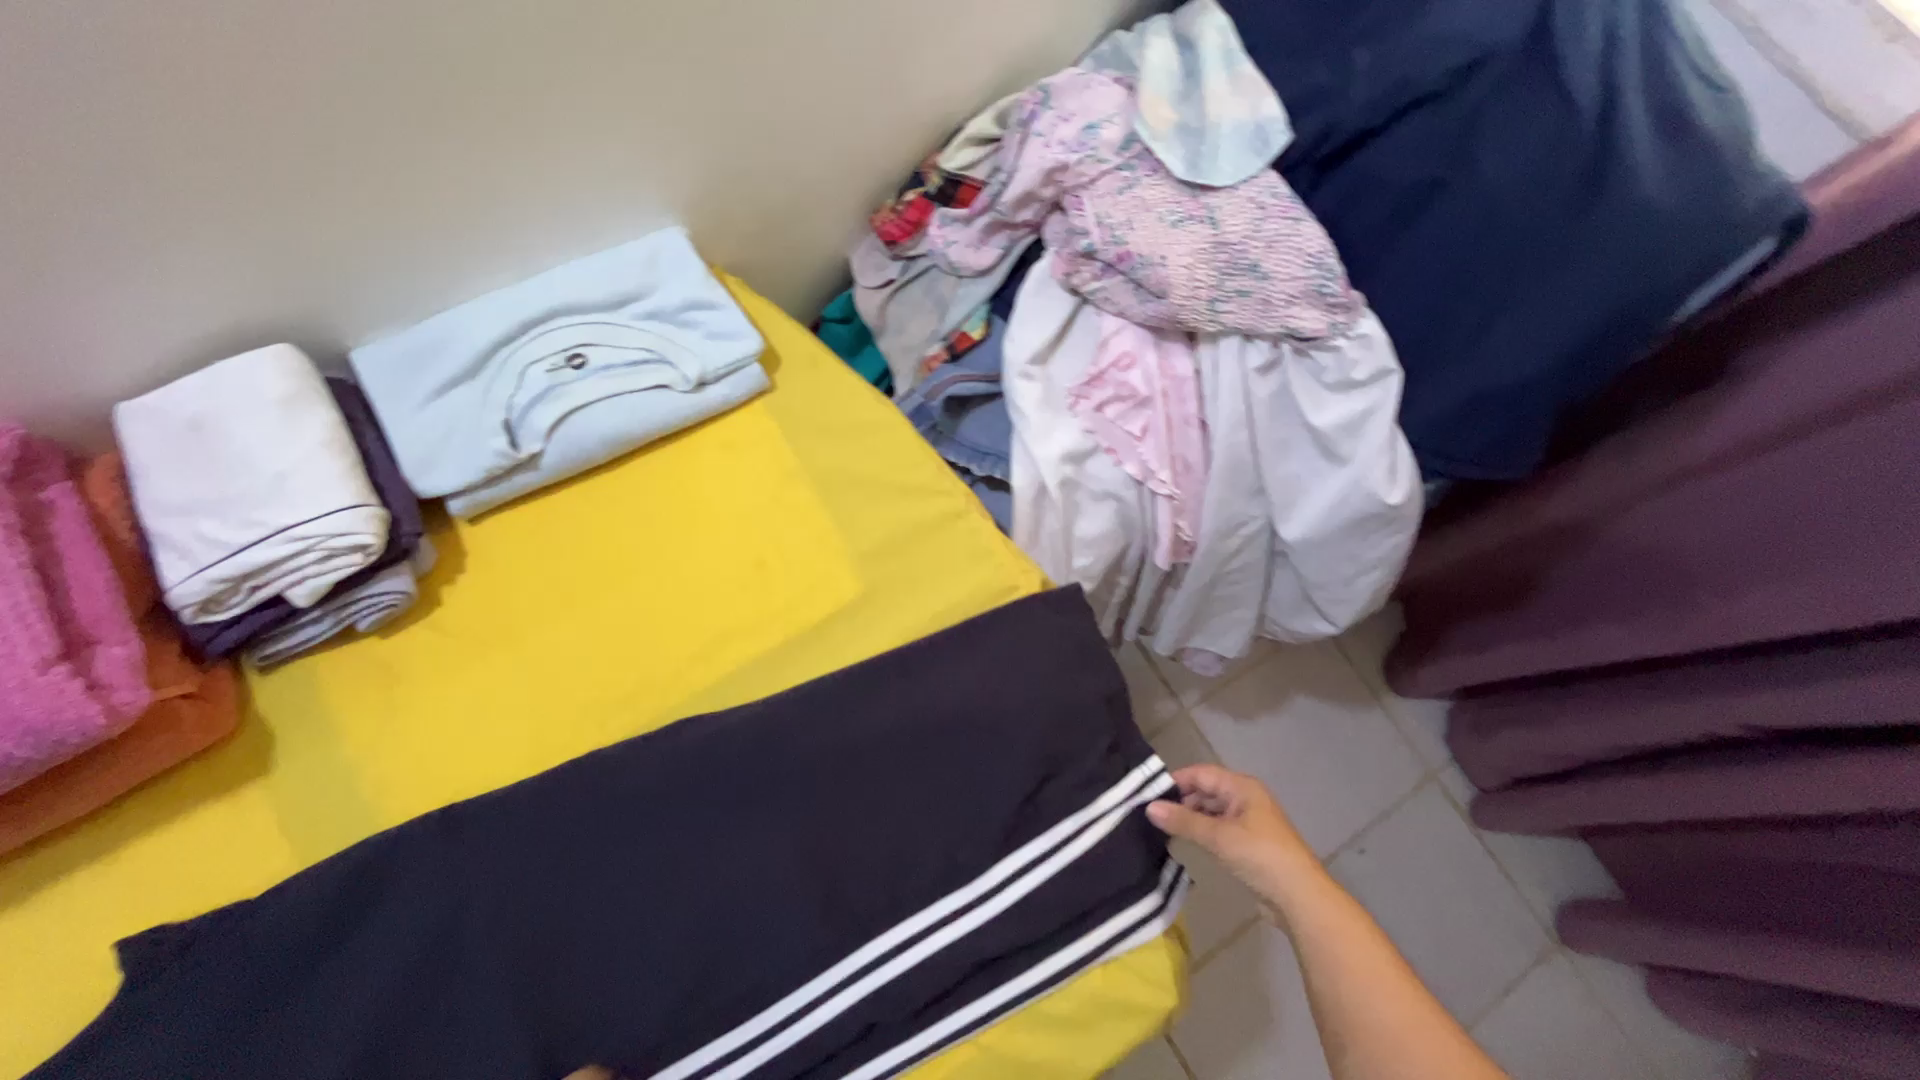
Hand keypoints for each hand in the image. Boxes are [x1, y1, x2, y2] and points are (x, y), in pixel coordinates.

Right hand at [1147, 764, 1324, 915]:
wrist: (1300, 897)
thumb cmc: (1260, 856)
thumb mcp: (1218, 836)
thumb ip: (1183, 821)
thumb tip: (1149, 807)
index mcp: (1242, 787)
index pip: (1201, 773)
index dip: (1175, 780)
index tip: (1148, 794)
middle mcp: (1245, 798)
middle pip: (1206, 790)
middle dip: (1181, 800)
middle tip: (1151, 815)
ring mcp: (1249, 821)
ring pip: (1212, 810)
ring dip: (1190, 817)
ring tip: (1162, 829)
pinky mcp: (1249, 843)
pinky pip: (1219, 828)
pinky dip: (1202, 831)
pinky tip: (1185, 842)